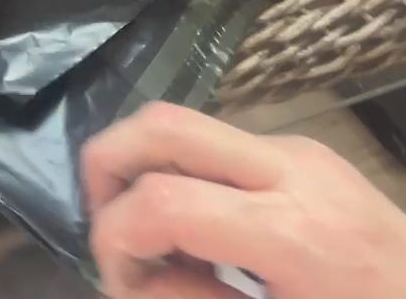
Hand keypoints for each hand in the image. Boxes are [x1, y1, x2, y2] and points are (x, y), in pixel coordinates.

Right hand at [82, 103, 405, 298]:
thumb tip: (133, 281)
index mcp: (300, 236)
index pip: (165, 202)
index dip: (114, 237)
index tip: (113, 281)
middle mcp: (295, 170)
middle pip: (162, 125)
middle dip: (107, 165)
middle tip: (102, 223)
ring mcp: (300, 150)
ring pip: (182, 123)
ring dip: (142, 167)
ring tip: (148, 234)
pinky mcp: (303, 151)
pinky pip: (214, 143)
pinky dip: (179, 173)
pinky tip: (194, 229)